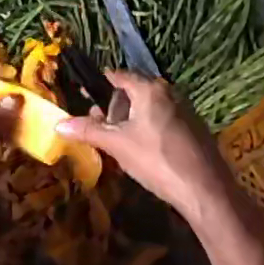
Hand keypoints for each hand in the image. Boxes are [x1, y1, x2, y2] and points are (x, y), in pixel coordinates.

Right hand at [56, 72, 235, 215]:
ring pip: (151, 107)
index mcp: (150, 90)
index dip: (104, 82)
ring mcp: (185, 111)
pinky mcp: (194, 130)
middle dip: (117, 104)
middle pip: (137, 91)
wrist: (204, 188)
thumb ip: (88, 131)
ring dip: (133, 118)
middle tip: (100, 120)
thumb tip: (58, 124)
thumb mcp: (117, 144)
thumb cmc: (156, 159)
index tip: (90, 89)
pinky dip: (149, 128)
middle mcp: (170, 93)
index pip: (121, 76)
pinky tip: (143, 148)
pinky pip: (164, 120)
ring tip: (118, 137)